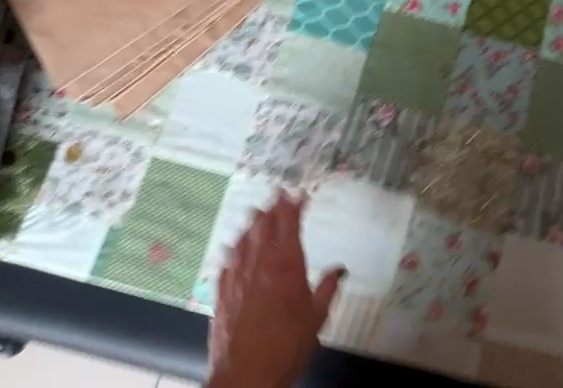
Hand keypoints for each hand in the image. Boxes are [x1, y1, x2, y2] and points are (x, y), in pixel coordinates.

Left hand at [206, 191, 344, 387]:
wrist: (245, 377)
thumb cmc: (286, 347)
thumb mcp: (316, 319)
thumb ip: (327, 289)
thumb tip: (340, 270)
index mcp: (287, 265)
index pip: (289, 224)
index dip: (294, 205)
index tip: (299, 193)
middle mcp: (260, 264)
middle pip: (264, 225)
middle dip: (272, 207)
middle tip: (278, 194)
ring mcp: (238, 277)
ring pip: (243, 239)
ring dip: (252, 223)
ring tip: (257, 212)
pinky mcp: (221, 293)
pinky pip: (226, 261)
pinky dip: (232, 248)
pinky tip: (233, 245)